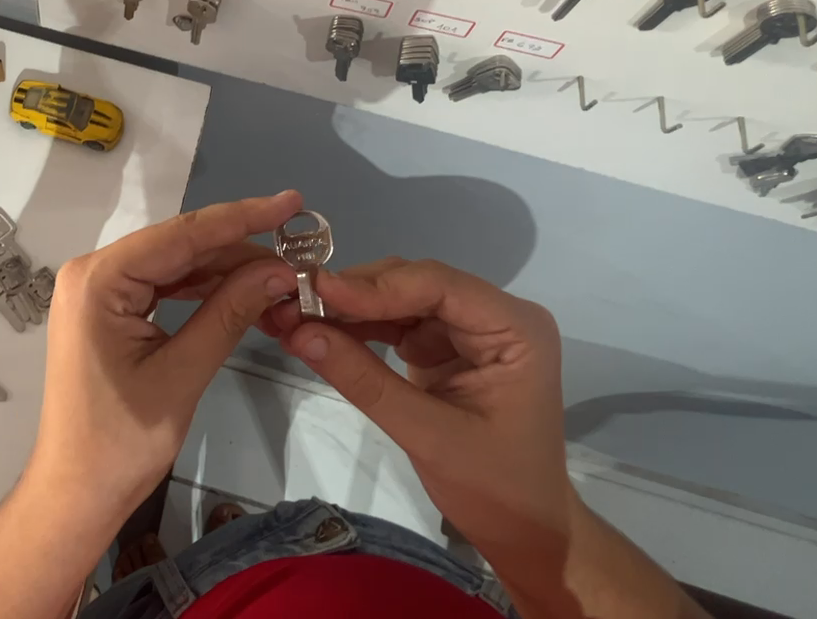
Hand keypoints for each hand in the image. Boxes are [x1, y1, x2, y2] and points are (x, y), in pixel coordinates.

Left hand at [26, 191, 301, 516]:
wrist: (76, 493)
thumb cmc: (121, 441)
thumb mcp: (182, 373)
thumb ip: (228, 313)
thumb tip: (279, 271)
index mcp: (99, 279)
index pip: (181, 235)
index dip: (240, 217)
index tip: (290, 202)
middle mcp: (93, 271)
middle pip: (178, 246)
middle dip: (238, 249)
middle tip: (297, 253)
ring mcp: (99, 289)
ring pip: (174, 264)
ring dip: (225, 269)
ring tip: (280, 272)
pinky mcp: (109, 309)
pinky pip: (162, 285)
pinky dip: (202, 289)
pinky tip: (242, 288)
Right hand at [266, 258, 572, 549]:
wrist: (523, 532)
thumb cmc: (495, 489)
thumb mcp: (427, 435)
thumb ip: (365, 381)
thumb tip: (300, 333)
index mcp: (514, 329)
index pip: (438, 285)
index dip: (375, 286)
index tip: (317, 290)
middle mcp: (493, 315)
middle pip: (413, 284)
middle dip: (353, 294)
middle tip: (293, 302)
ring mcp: (466, 327)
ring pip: (396, 298)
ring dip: (347, 308)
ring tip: (294, 315)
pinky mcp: (442, 344)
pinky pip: (392, 322)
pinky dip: (356, 328)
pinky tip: (318, 331)